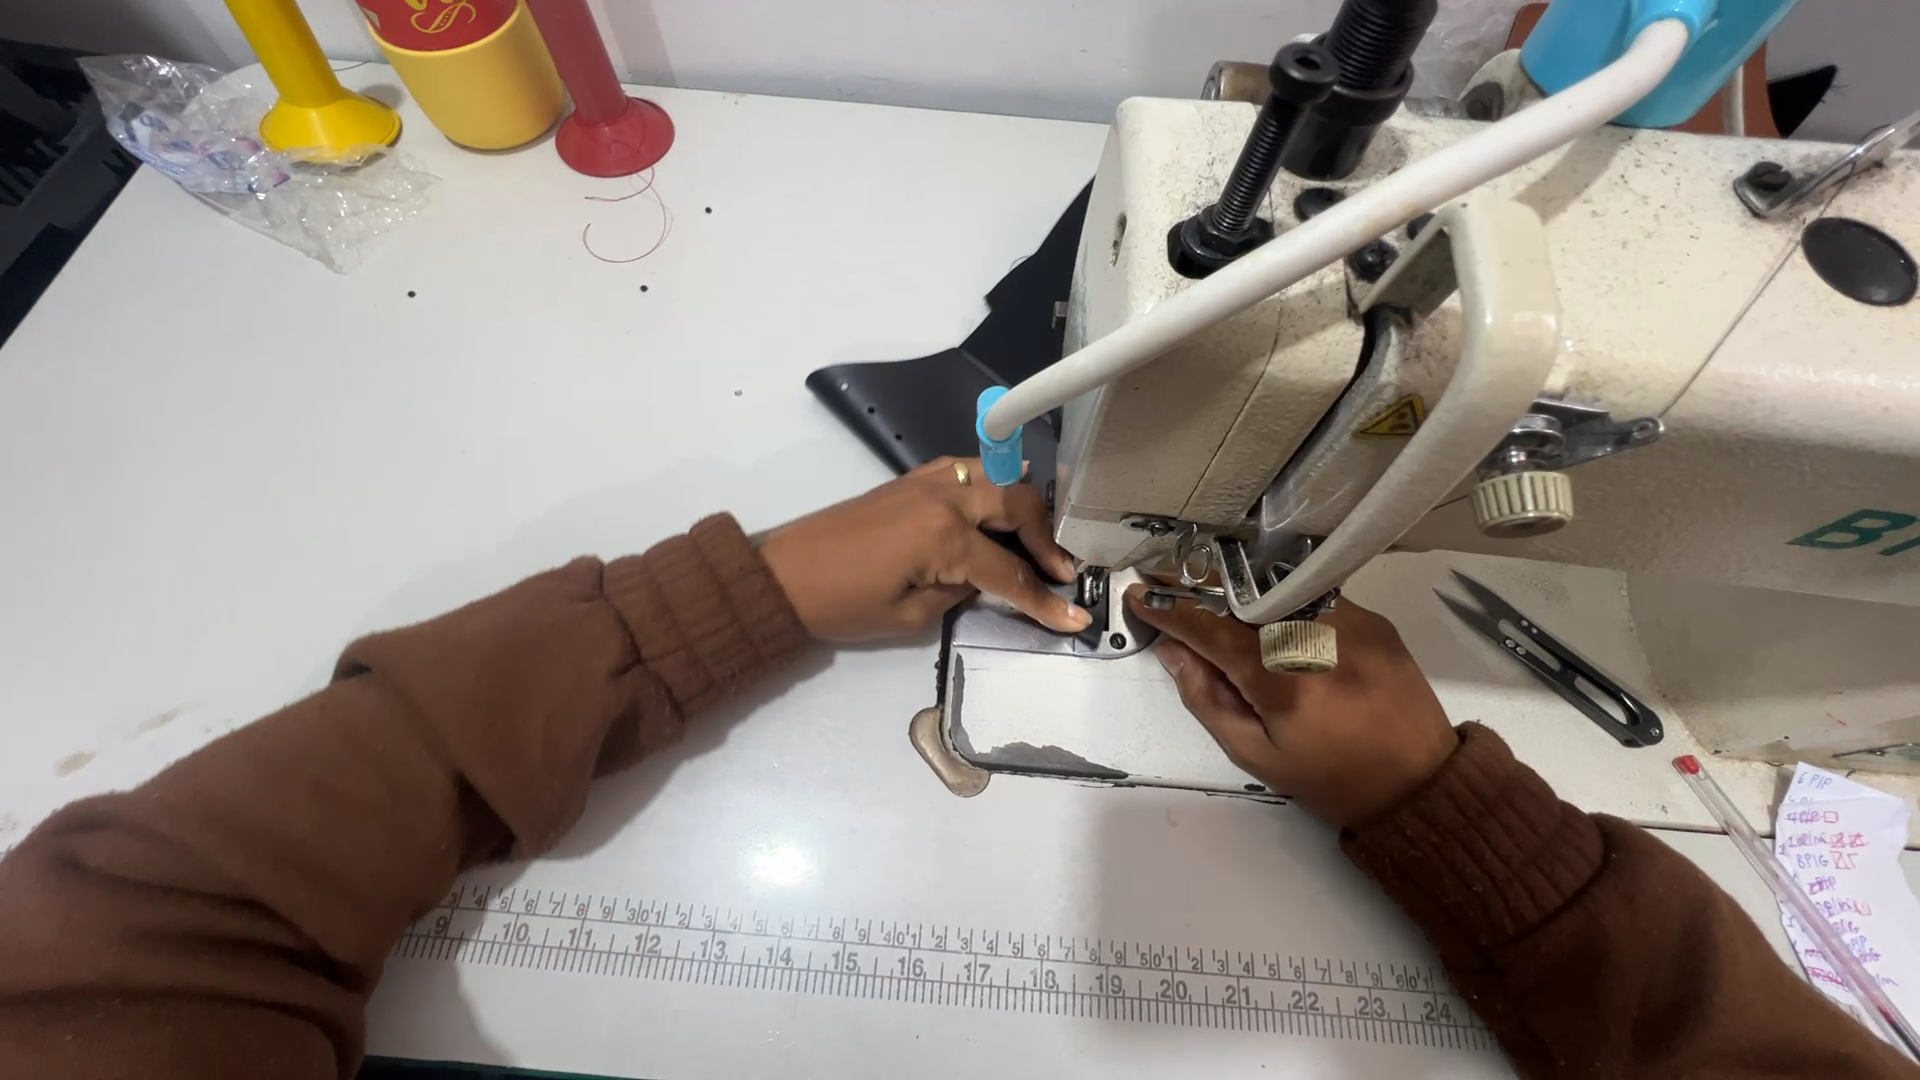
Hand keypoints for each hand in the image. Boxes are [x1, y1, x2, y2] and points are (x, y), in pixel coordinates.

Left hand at [760, 458, 1089, 642]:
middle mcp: (945, 497)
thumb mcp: (910, 616)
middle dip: (1046, 539)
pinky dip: (990, 486)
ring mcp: (927, 480)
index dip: (1044, 600)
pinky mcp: (911, 479)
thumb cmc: (842, 605)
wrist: (784, 574)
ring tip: (1032, 539)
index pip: (1010, 572)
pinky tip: (993, 510)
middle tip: (1059, 569)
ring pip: (996, 476)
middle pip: (1017, 506)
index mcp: (945, 536)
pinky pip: (966, 471)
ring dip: (1021, 506)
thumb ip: (960, 591)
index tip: (1076, 617)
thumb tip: (984, 576)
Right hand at [1125, 589, 1458, 828]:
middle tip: (1166, 583)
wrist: (1422, 785)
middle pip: (1239, 596)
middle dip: (1197, 588)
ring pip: (1274, 591)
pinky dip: (1282, 605)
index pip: (1209, 630)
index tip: (1139, 597)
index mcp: (1281, 680)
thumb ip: (1206, 697)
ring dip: (1238, 594)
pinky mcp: (1372, 619)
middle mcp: (1315, 638)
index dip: (1168, 611)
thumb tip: (1171, 650)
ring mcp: (1348, 622)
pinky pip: (1310, 598)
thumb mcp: (1255, 754)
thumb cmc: (1329, 779)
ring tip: (1218, 604)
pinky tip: (1276, 624)